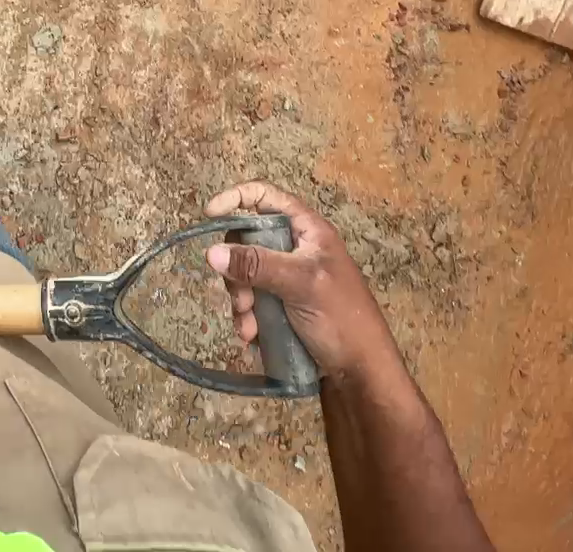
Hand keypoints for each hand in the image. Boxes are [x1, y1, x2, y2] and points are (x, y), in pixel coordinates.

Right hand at [203, 182, 404, 386]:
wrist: (363, 376)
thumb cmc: (342, 319)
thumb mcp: (300, 284)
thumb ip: (256, 264)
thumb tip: (210, 252)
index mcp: (308, 231)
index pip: (266, 196)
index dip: (236, 198)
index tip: (209, 214)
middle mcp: (295, 249)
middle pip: (247, 238)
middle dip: (237, 268)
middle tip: (240, 293)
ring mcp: (287, 277)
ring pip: (244, 272)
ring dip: (240, 298)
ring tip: (249, 324)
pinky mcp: (281, 303)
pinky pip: (250, 298)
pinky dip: (246, 315)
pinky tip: (252, 335)